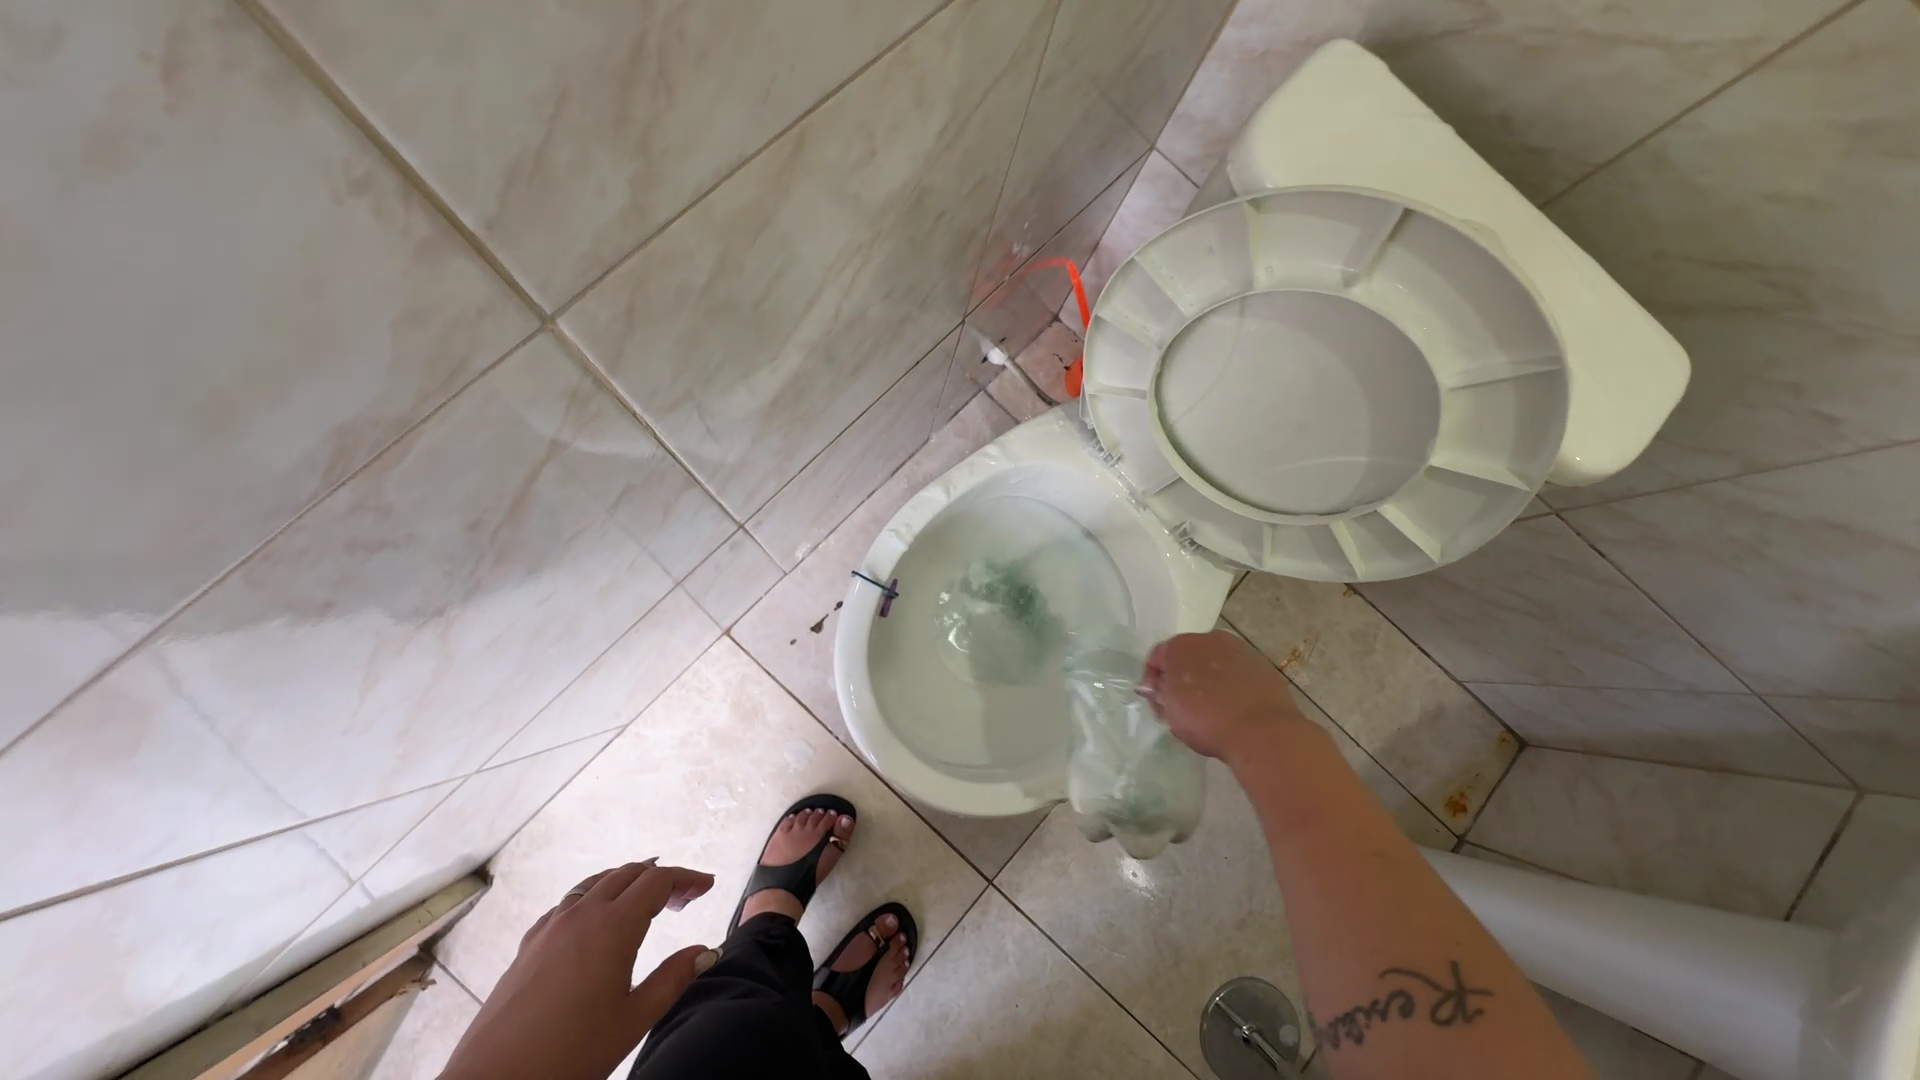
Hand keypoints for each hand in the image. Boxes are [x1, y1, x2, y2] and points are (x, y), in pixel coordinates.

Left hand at [440, 861, 717, 1079]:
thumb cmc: (570, 1055)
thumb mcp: (633, 1020)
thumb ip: (673, 978)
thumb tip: (705, 950)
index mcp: (613, 927)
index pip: (657, 880)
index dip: (686, 877)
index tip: (707, 887)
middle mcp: (581, 915)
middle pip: (628, 873)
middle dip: (661, 878)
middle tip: (685, 899)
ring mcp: (550, 927)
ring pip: (596, 883)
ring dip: (627, 882)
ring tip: (646, 902)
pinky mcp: (528, 945)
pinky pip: (568, 902)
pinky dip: (594, 897)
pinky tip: (596, 922)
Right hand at [1140, 630, 1311, 762]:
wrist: (1261, 730)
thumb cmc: (1205, 719)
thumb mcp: (1169, 712)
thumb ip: (1158, 694)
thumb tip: (1155, 687)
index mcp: (1180, 645)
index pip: (1157, 657)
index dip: (1152, 682)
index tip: (1157, 705)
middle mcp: (1209, 638)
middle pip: (1186, 657)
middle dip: (1180, 678)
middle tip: (1181, 708)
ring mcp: (1240, 649)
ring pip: (1214, 663)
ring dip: (1207, 680)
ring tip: (1209, 709)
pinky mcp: (1263, 665)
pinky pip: (1237, 673)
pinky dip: (1231, 685)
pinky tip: (1233, 707)